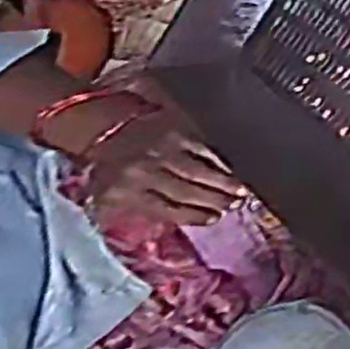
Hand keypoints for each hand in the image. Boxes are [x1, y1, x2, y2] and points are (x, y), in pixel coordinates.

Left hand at [86, 115, 248, 225]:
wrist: (107, 130)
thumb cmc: (111, 169)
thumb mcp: (110, 194)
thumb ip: (137, 208)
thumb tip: (178, 218)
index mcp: (121, 193)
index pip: (163, 208)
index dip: (192, 215)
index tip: (214, 218)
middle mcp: (143, 173)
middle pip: (185, 191)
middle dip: (213, 200)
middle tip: (236, 205)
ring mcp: (164, 152)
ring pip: (199, 172)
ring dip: (224, 183)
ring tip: (242, 192)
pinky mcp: (180, 134)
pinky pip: (205, 151)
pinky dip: (221, 162)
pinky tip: (232, 170)